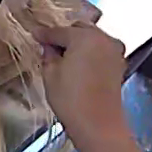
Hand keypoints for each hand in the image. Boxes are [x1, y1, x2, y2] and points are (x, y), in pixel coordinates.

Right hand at [36, 23, 129, 145]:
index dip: (43, 34)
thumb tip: (48, 47)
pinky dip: (88, 52)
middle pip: (79, 30)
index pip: (58, 31)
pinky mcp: (118, 64)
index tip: (33, 35)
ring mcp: (115, 51)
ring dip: (77, 43)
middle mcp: (104, 39)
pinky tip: (76, 62)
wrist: (97, 122)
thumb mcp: (50, 73)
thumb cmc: (69, 97)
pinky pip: (100, 50)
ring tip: (61, 54)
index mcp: (85, 37)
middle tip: (47, 45)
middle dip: (63, 36)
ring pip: (92, 39)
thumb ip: (48, 54)